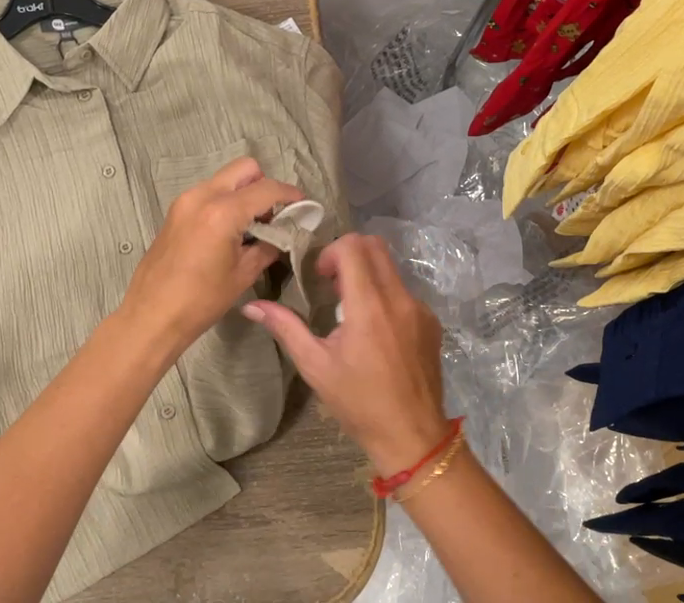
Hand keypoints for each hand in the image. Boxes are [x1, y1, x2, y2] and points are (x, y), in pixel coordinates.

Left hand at [119, 157, 302, 350]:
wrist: (151, 316)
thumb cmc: (200, 301)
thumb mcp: (243, 274)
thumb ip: (267, 246)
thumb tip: (282, 235)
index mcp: (222, 212)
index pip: (266, 189)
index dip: (289, 194)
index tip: (303, 204)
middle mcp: (202, 196)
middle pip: (244, 168)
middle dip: (265, 185)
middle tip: (274, 214)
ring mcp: (185, 200)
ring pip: (225, 178)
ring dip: (244, 192)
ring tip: (253, 225)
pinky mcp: (176, 210)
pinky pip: (209, 192)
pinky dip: (226, 200)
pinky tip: (231, 230)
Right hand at [242, 234, 449, 475]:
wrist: (412, 436)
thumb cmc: (358, 403)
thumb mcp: (316, 366)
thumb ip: (286, 327)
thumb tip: (252, 306)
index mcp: (369, 306)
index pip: (352, 247)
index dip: (331, 252)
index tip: (320, 278)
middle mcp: (398, 298)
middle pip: (375, 246)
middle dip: (349, 255)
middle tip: (333, 285)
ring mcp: (420, 309)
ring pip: (391, 268)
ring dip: (368, 276)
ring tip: (352, 312)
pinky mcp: (432, 322)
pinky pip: (405, 292)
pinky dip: (386, 297)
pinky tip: (376, 333)